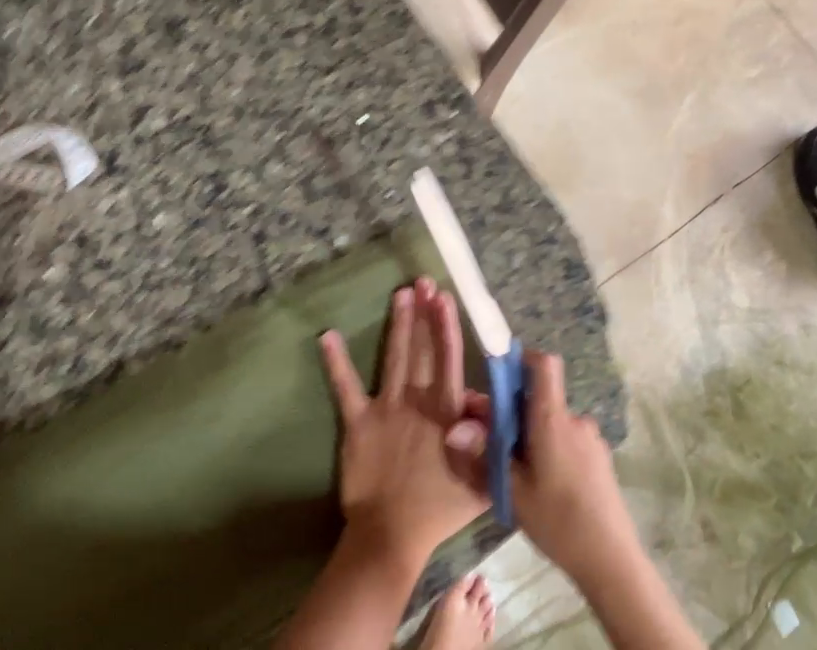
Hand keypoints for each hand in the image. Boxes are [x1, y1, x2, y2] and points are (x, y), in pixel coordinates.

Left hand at [319, 278, 489, 564]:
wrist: (392, 534)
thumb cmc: (440, 510)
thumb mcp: (482, 479)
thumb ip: (491, 441)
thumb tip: (487, 402)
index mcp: (447, 412)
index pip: (449, 359)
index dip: (447, 326)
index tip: (446, 298)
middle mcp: (417, 402)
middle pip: (423, 349)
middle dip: (425, 313)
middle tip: (424, 281)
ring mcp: (385, 409)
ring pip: (394, 357)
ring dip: (398, 324)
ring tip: (401, 294)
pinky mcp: (357, 422)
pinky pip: (345, 387)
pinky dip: (335, 362)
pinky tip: (326, 335)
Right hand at [508, 350, 642, 581]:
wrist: (611, 559)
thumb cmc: (557, 520)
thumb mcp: (513, 489)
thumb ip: (486, 452)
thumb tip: (455, 427)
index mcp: (552, 419)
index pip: (543, 364)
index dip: (521, 361)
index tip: (499, 380)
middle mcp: (575, 421)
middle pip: (541, 398)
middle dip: (514, 412)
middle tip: (490, 440)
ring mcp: (591, 440)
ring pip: (553, 423)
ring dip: (532, 435)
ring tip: (513, 470)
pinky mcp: (599, 459)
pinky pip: (567, 440)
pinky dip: (550, 449)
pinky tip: (541, 484)